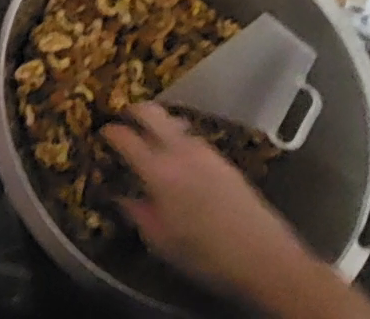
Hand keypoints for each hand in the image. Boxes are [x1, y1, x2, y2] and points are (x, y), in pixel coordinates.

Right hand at [103, 104, 316, 303]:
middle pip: (150, 112)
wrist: (267, 259)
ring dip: (158, 123)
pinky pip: (192, 138)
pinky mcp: (224, 159)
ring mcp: (205, 151)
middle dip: (132, 110)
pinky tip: (180, 158)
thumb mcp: (162, 242)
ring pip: (174, 121)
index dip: (109, 131)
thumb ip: (138, 214)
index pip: (124, 137)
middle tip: (122, 117)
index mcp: (158, 171)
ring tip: (151, 138)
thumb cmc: (208, 255)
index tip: (102, 133)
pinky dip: (178, 138)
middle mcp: (180, 151)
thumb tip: (121, 198)